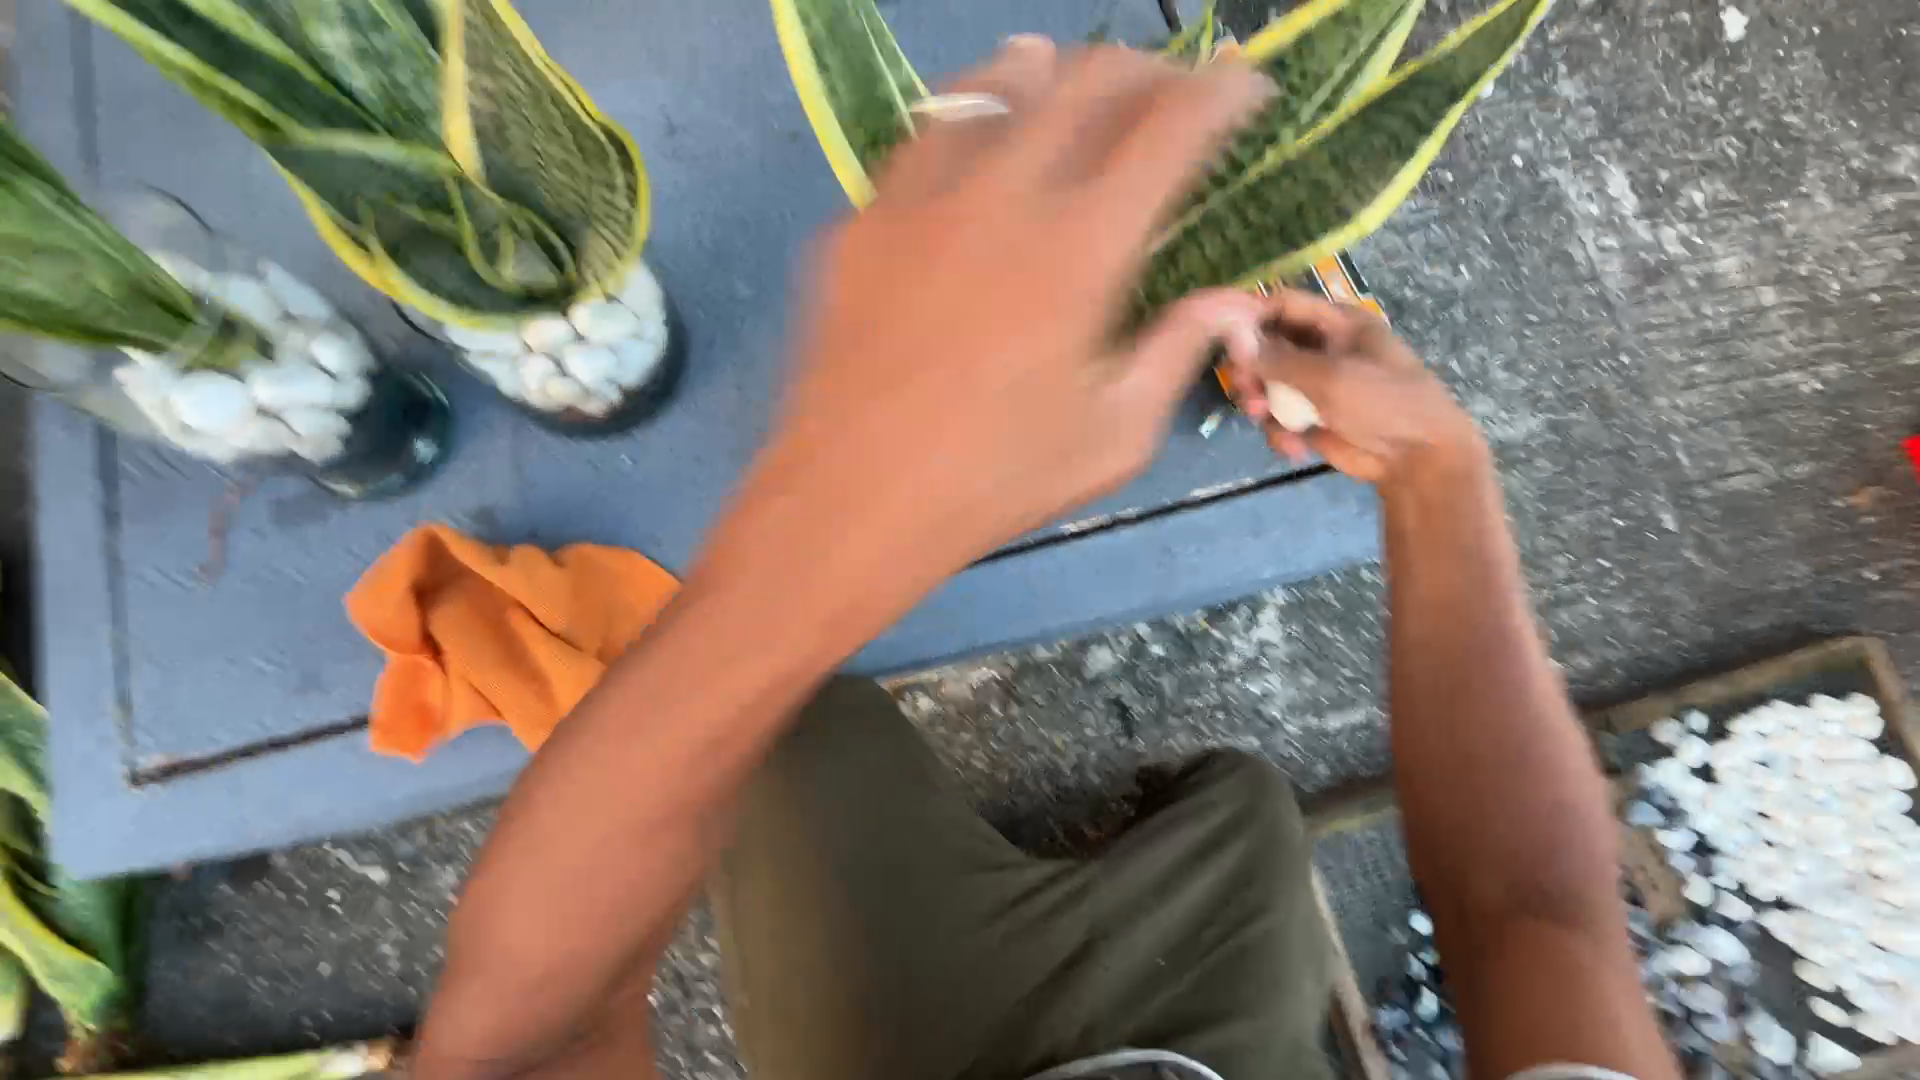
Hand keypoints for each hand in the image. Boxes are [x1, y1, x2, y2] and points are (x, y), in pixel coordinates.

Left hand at [701, 39, 1272, 603]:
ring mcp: (919, 202)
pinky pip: (922, 140)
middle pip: (1086, 82)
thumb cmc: (992, 483)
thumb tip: (1226, 302)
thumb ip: (1174, 355)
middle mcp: (1003, 198)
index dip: (1220, 91)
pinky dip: (968, 123)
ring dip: (1049, 73)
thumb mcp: (1110, 439)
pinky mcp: (860, 224)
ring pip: (994, 87)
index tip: (1240, 87)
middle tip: (1163, 90)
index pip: (1171, 128)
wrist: (853, 501)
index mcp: (1082, 251)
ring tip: (1068, 85)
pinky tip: (975, 149)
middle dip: (1144, 69)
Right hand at [1221, 288, 1482, 487]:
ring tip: (1266, 421)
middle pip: (1267, 348)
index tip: (1227, 341)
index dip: (1253, 318)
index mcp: (1338, 324)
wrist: (1416, 459)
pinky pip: (1278, 418)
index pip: (1284, 306)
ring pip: (1267, 386)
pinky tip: (1294, 447)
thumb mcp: (1332, 376)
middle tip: (1246, 394)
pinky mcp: (1309, 418)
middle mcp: (1323, 349)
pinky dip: (1280, 433)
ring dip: (1261, 405)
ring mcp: (1315, 385)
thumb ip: (1280, 360)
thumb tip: (1236, 344)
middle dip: (1252, 372)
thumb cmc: (1384, 403)